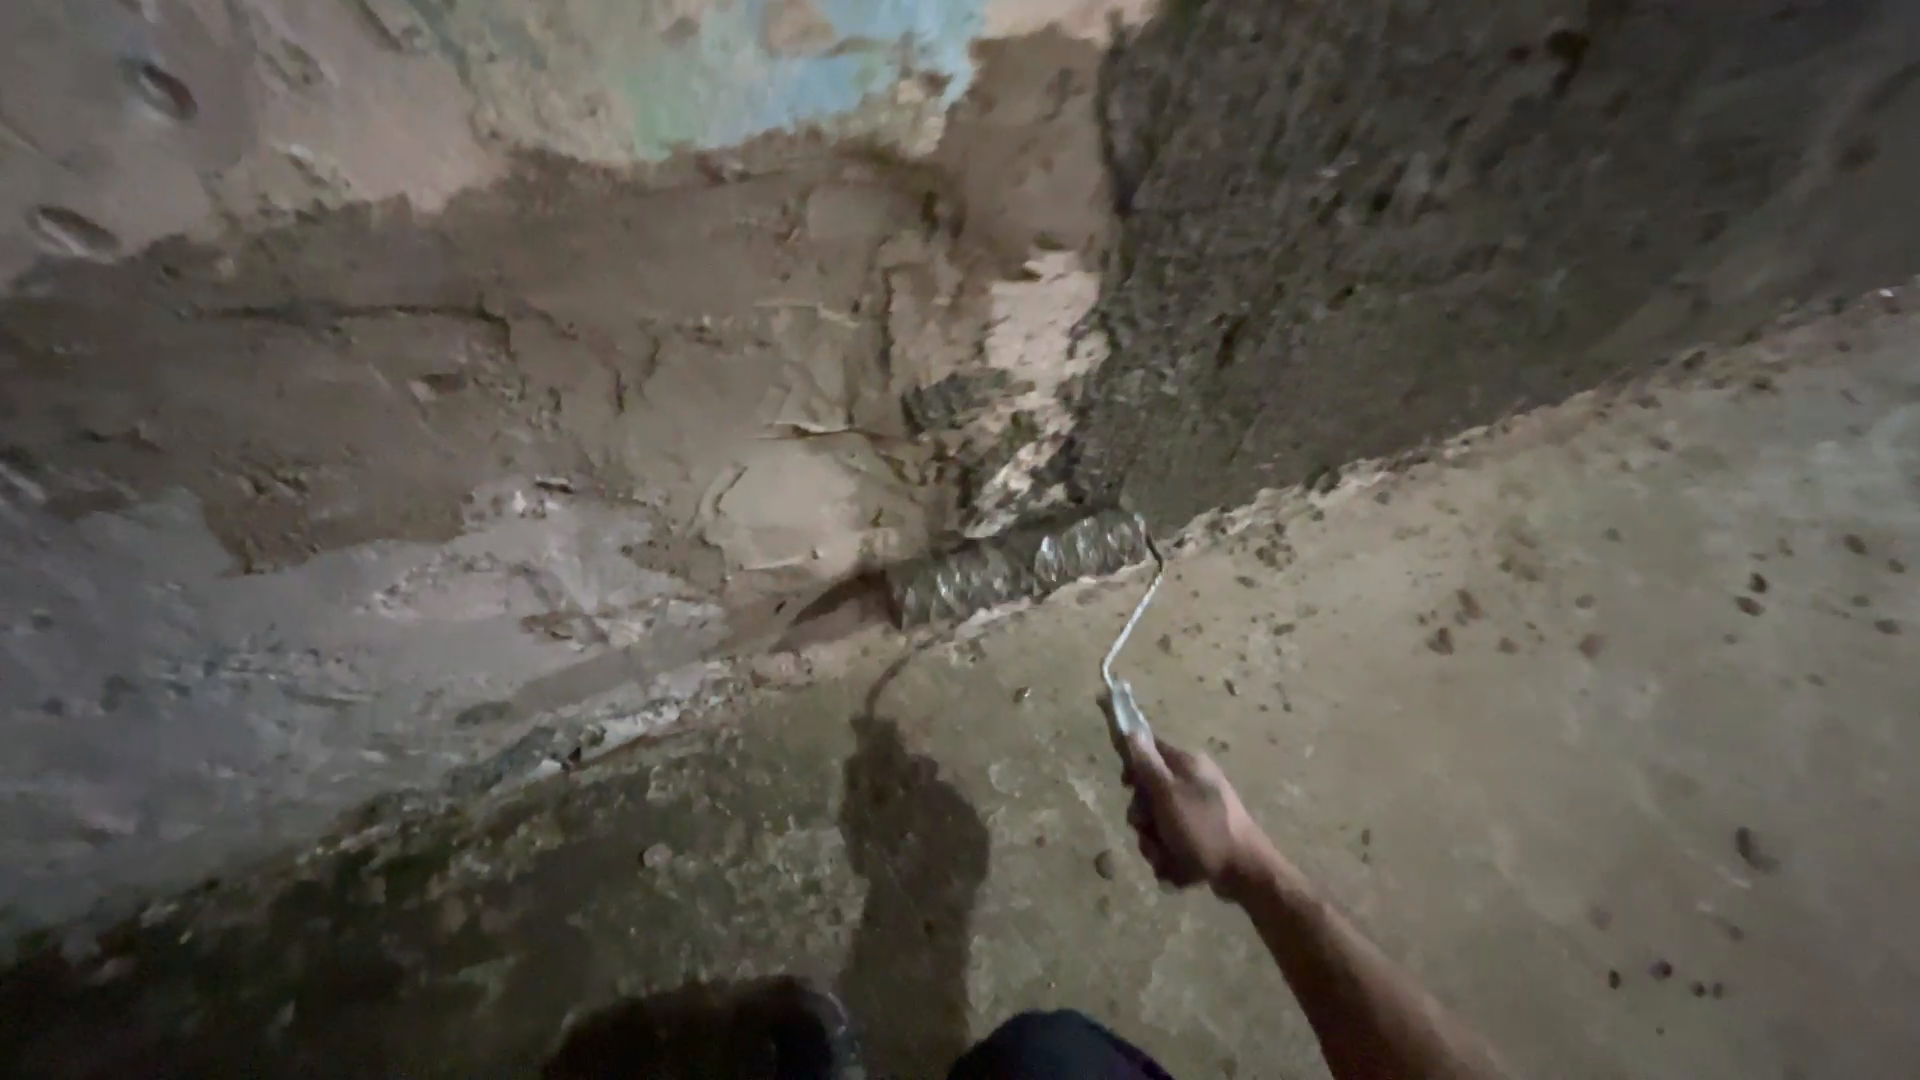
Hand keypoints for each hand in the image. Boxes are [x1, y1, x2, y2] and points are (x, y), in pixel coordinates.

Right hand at [1123, 733, 1268, 896]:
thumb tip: (1129, 727)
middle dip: (1144, 818)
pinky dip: (1170, 856)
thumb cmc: (1203, 828)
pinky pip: (1172, 842)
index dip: (1133, 768)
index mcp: (1187, 764)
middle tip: (1150, 828)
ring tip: (1167, 855)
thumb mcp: (1168, 792)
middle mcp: (1193, 783)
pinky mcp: (1202, 836)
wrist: (1245, 872)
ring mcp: (1198, 811)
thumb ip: (1146, 762)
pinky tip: (1178, 866)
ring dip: (1155, 842)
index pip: (1148, 751)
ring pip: (1157, 822)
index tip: (1129, 787)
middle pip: (1149, 793)